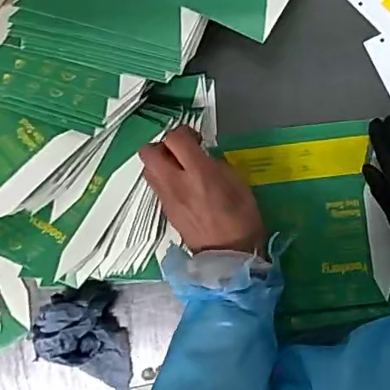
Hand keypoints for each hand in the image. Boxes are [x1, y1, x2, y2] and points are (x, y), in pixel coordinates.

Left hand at [140, 125, 265, 254]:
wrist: (228, 256)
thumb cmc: (242, 219)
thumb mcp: (238, 182)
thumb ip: (217, 164)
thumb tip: (203, 157)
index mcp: (198, 172)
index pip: (174, 138)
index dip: (184, 132)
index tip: (196, 140)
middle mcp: (176, 182)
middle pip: (149, 151)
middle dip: (162, 146)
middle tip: (181, 152)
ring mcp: (167, 198)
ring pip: (147, 169)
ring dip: (160, 163)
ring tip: (179, 169)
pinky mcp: (165, 211)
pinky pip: (156, 186)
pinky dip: (164, 180)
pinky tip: (181, 187)